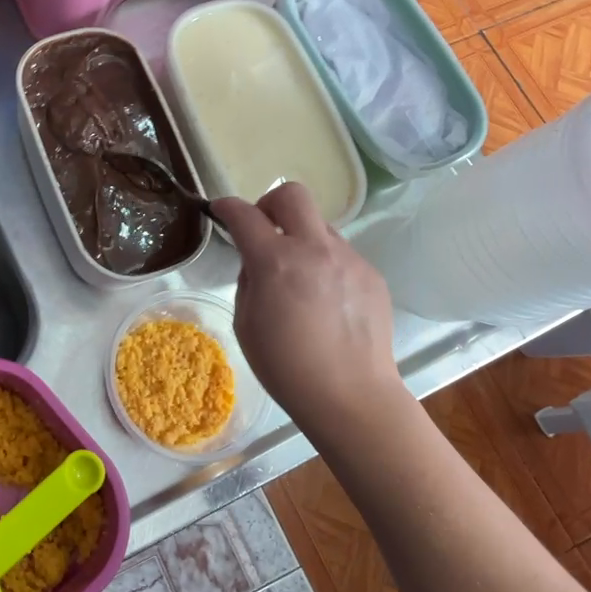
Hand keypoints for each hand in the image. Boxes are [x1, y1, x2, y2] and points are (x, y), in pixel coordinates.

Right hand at [212, 183, 399, 430]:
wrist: (351, 396)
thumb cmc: (287, 367)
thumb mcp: (245, 324)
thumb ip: (249, 282)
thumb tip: (259, 264)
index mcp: (276, 262)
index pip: (245, 215)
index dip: (226, 207)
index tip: (220, 211)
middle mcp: (314, 249)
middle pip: (291, 195)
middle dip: (270, 204)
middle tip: (264, 229)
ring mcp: (349, 259)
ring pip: (320, 226)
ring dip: (301, 240)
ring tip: (300, 280)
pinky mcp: (371, 275)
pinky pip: (341, 255)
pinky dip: (325, 266)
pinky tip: (326, 303)